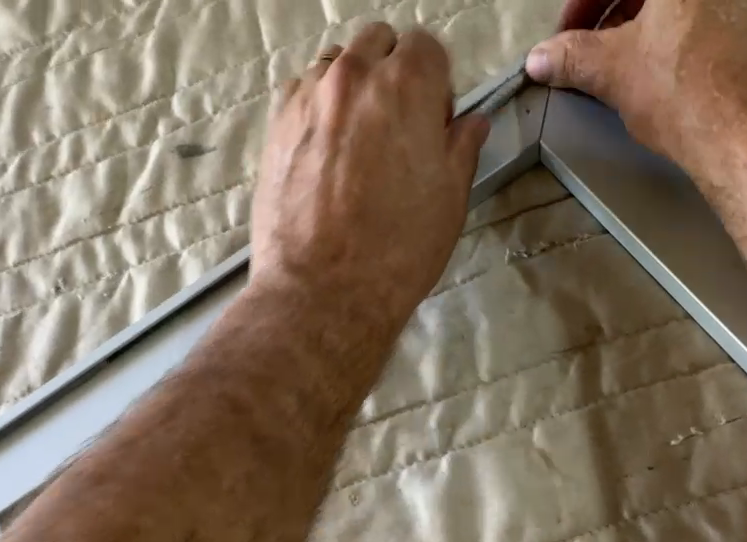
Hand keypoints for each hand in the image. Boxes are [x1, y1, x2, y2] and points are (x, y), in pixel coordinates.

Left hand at [249, 23, 491, 334]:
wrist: (324, 293)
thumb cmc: (392, 254)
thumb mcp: (449, 203)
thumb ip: (461, 150)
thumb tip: (470, 126)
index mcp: (406, 87)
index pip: (428, 48)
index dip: (437, 85)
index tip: (436, 121)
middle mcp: (353, 78)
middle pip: (378, 44)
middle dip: (394, 75)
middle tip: (400, 129)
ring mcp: (308, 99)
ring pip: (336, 65)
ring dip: (353, 89)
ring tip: (360, 145)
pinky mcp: (276, 126)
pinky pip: (302, 95)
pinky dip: (319, 110)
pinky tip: (327, 157)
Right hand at [526, 0, 746, 183]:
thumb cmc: (685, 91)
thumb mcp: (616, 72)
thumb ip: (574, 57)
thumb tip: (539, 58)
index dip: (582, 5)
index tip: (567, 34)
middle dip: (611, 12)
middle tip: (588, 48)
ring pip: (678, 2)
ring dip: (641, 22)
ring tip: (620, 65)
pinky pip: (707, 12)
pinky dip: (675, 30)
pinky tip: (661, 68)